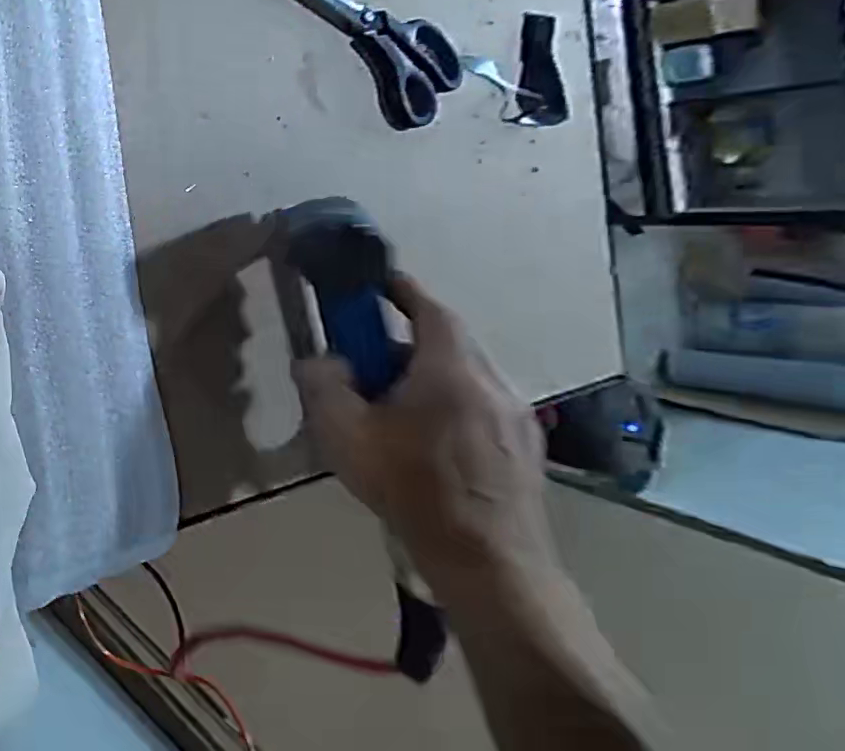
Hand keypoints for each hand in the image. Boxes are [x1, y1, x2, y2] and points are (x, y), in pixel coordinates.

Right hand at [291, 275, 554, 590]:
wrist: (489, 562)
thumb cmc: (411, 487)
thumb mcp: (344, 433)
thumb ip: (322, 384)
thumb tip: (320, 360)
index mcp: (451, 370)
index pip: (430, 309)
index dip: (401, 290)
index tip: (376, 282)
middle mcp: (492, 384)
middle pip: (446, 343)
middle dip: (402, 340)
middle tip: (364, 358)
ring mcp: (516, 419)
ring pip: (464, 376)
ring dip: (424, 374)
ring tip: (388, 405)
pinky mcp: (523, 449)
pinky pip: (478, 405)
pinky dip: (447, 402)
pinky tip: (422, 438)